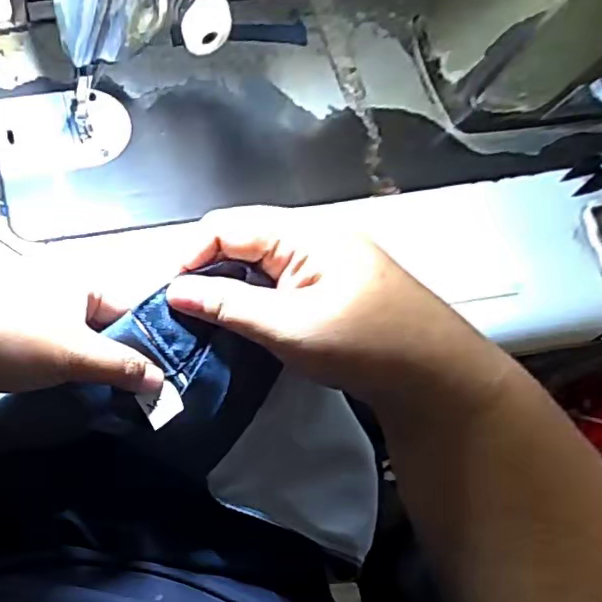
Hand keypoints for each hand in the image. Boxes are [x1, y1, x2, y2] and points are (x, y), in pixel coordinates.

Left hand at [0, 260, 164, 408]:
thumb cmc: (16, 340)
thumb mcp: (76, 353)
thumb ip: (123, 366)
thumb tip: (161, 383)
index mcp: (79, 279)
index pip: (128, 310)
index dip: (145, 344)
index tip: (156, 379)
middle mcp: (59, 290)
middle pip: (103, 329)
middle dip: (117, 362)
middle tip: (133, 396)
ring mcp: (34, 315)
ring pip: (77, 345)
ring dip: (90, 372)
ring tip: (108, 401)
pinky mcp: (14, 339)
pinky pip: (52, 355)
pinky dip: (65, 374)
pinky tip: (73, 395)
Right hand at [162, 207, 521, 418]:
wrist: (432, 376)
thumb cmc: (365, 345)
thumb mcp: (286, 326)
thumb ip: (227, 305)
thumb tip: (176, 291)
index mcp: (305, 234)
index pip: (228, 225)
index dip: (191, 254)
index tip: (169, 294)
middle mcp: (313, 238)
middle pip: (241, 239)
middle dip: (206, 269)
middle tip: (182, 309)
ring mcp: (322, 263)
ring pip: (257, 262)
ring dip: (228, 285)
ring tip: (205, 318)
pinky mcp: (327, 287)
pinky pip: (275, 281)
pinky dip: (251, 297)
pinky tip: (241, 321)